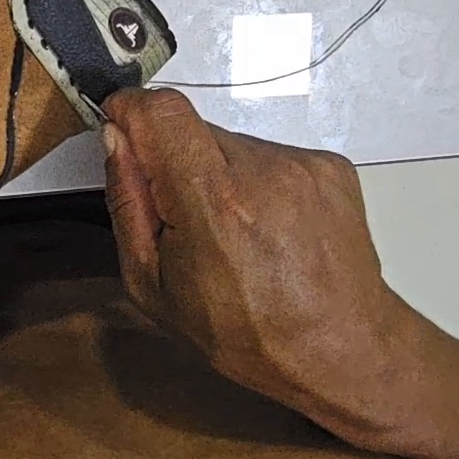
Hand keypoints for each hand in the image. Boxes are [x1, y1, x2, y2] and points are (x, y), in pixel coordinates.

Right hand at [101, 88, 422, 444]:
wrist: (341, 349)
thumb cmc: (244, 332)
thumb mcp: (151, 285)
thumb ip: (127, 203)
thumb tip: (116, 140)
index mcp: (213, 202)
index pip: (160, 110)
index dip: (131, 109)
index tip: (120, 126)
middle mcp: (263, 170)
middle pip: (191, 127)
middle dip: (172, 158)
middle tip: (180, 215)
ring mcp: (301, 164)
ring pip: (228, 141)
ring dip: (215, 172)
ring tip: (233, 230)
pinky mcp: (328, 164)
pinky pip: (266, 153)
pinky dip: (253, 180)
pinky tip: (265, 227)